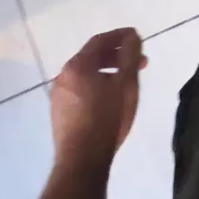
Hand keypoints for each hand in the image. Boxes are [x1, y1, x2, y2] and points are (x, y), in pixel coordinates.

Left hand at [49, 28, 145, 170]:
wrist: (82, 162)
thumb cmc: (106, 118)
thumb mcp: (126, 84)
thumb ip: (130, 55)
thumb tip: (132, 36)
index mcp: (77, 66)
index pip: (100, 41)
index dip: (120, 36)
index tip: (137, 36)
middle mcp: (63, 77)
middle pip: (92, 57)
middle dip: (117, 56)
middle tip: (139, 62)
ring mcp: (58, 97)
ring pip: (86, 75)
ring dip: (108, 72)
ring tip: (127, 81)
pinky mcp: (60, 114)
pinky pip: (81, 90)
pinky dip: (97, 86)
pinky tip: (110, 99)